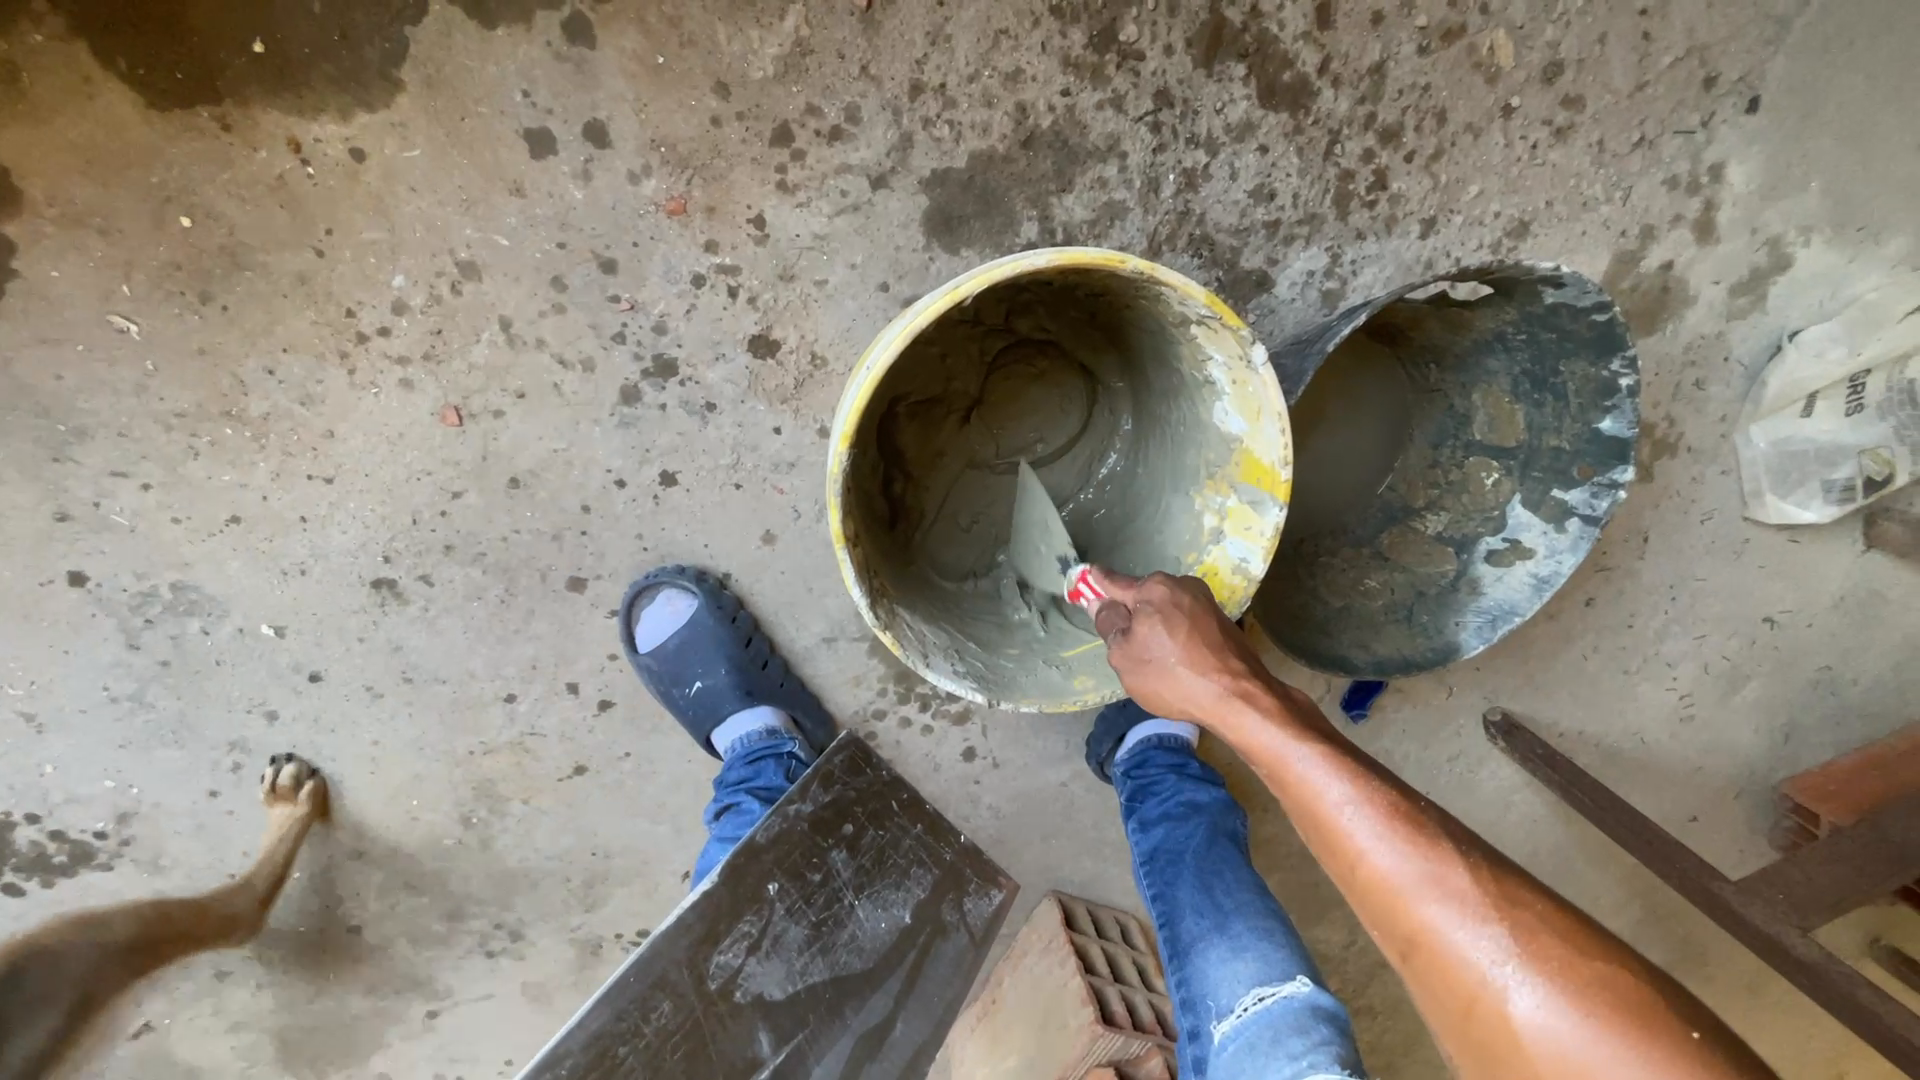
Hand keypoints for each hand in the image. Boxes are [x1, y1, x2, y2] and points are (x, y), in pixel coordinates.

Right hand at [1088, 567, 1278, 725]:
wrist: (1237, 696)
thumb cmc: (1171, 675)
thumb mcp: (1124, 655)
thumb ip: (1109, 624)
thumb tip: (1100, 602)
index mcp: (1152, 588)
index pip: (1114, 581)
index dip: (1096, 582)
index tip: (1087, 575)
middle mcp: (1180, 585)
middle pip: (1143, 596)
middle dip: (1132, 612)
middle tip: (1125, 644)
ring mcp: (1204, 601)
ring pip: (1166, 609)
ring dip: (1156, 625)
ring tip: (1156, 658)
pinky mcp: (1221, 620)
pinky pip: (1185, 621)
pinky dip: (1175, 634)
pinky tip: (1178, 659)